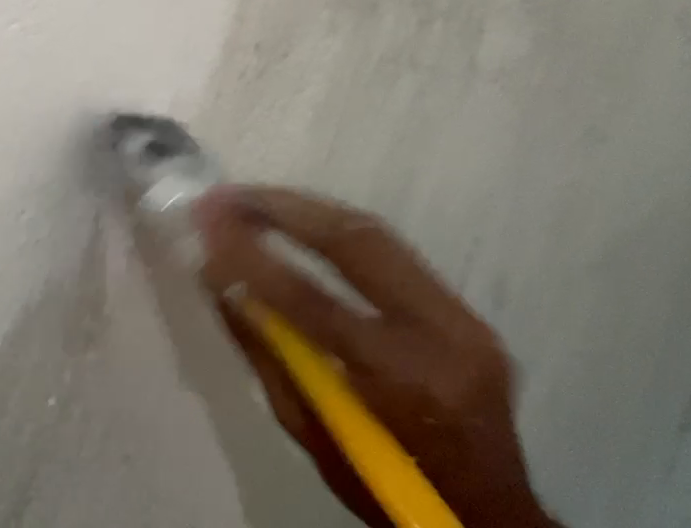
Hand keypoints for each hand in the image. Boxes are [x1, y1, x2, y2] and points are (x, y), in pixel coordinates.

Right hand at [193, 185, 558, 527]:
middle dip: (281, 209)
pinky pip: (392, 252)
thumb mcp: (308, 428)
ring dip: (307, 209)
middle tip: (225, 195)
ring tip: (251, 197)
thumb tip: (216, 280)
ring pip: (376, 234)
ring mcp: (463, 319)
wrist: (487, 518)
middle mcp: (441, 337)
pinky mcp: (467, 312)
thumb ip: (265, 350)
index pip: (308, 298)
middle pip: (355, 243)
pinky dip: (335, 229)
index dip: (248, 254)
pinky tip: (297, 219)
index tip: (203, 223)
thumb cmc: (381, 484)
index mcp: (399, 380)